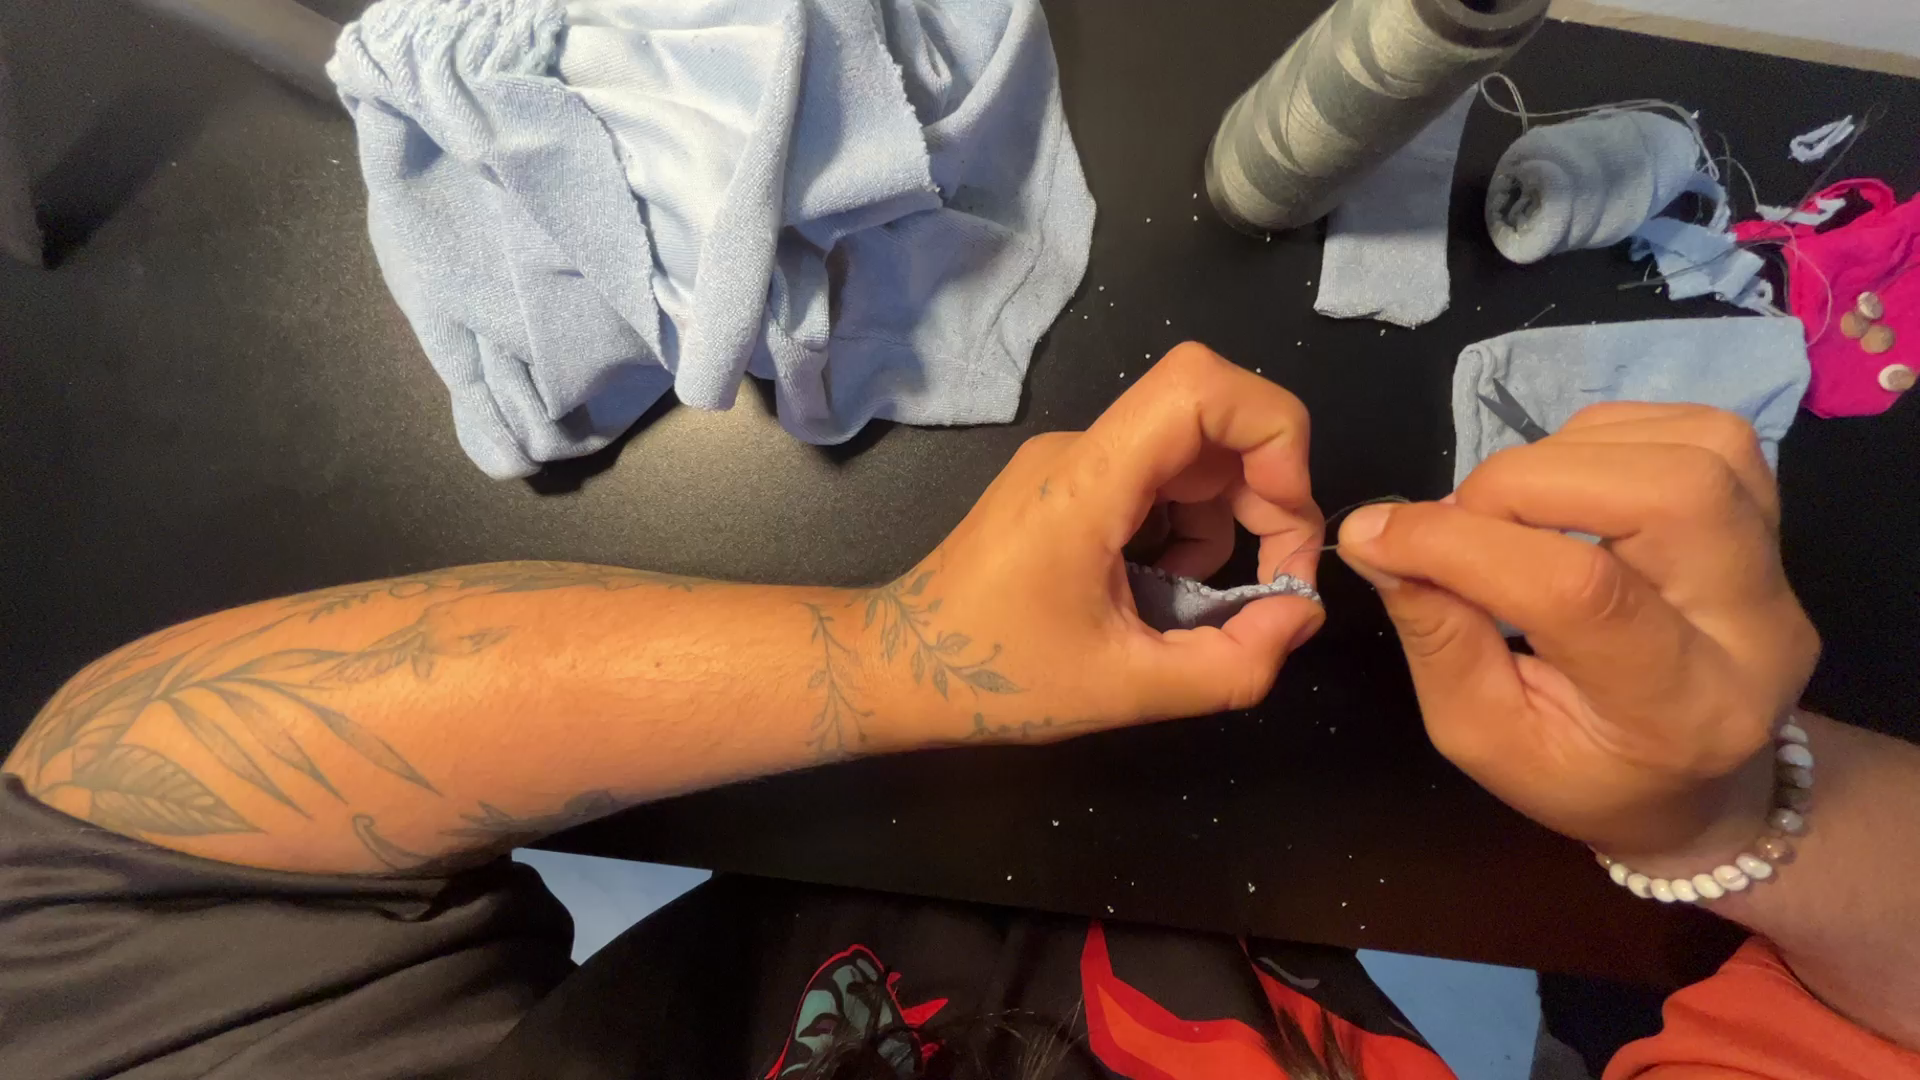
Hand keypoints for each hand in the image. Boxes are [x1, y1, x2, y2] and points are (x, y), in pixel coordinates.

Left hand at [888, 344, 1324, 740]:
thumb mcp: (1128, 688)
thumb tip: (1302, 611)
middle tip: (1269, 582)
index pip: (1199, 384)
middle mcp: (1079, 449)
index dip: (1274, 433)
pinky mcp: (1064, 484)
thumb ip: (1235, 663)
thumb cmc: (997, 676)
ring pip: (1187, 454)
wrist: (903, 663)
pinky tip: (1161, 587)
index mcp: (1088, 480)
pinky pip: (1153, 481)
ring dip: (1222, 522)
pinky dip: (1183, 528)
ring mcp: (1068, 462)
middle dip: (1265, 497)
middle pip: (1210, 421)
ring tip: (1197, 600)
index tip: (1285, 521)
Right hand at [1336, 404, 1819, 857]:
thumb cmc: (1569, 768)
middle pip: (1666, 494)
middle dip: (1519, 486)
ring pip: (1689, 450)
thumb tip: (1374, 538)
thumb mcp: (1472, 730)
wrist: (1686, 781)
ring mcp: (1776, 565)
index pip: (1576, 591)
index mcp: (1673, 707)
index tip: (1370, 537)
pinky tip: (1555, 488)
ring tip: (1504, 509)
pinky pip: (1695, 433)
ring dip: (1559, 458)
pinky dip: (1597, 441)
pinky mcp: (1771, 520)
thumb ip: (1432, 634)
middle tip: (1456, 523)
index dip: (1455, 545)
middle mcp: (1751, 627)